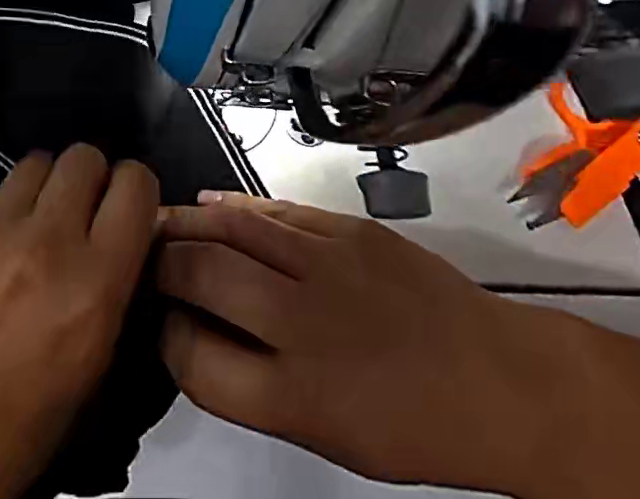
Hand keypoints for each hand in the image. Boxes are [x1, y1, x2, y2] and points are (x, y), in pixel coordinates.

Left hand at [0, 144, 159, 498]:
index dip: (133, 191)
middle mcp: (44, 243)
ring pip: (37, 162)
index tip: (123, 208)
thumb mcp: (93, 362)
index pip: (136, 183)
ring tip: (28, 229)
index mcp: (94, 285)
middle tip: (76, 215)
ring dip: (42, 190)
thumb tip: (127, 232)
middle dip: (88, 181)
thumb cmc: (11, 427)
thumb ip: (116, 282)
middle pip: (84, 157)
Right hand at [156, 192, 598, 493]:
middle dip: (160, 264)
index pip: (192, 356)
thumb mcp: (323, 435)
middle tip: (142, 258)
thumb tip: (198, 335)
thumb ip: (252, 386)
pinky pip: (275, 211)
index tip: (160, 325)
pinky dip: (234, 205)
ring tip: (156, 219)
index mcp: (293, 394)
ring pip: (232, 229)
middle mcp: (302, 322)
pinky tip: (208, 205)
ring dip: (185, 222)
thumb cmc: (411, 426)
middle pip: (201, 275)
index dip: (165, 337)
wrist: (497, 380)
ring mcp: (328, 264)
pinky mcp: (349, 229)